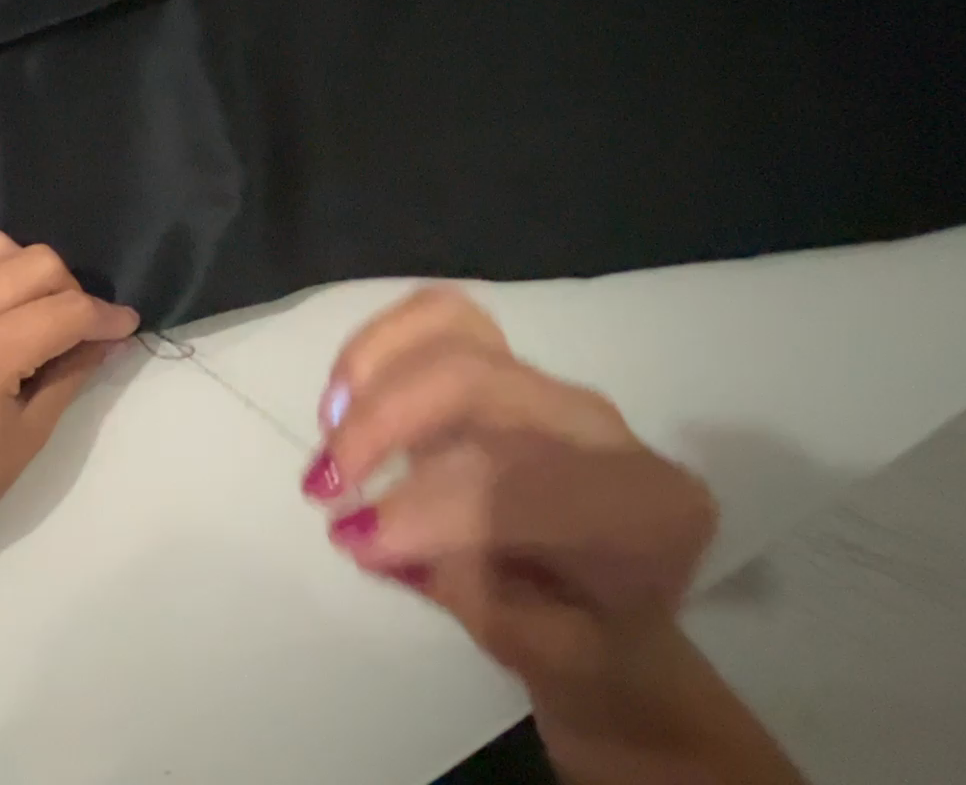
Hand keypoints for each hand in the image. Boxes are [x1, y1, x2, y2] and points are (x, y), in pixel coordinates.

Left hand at [0, 231, 139, 561]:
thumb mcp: (29, 434)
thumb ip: (72, 373)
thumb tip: (109, 338)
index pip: (66, 311)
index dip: (106, 317)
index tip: (125, 326)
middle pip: (36, 262)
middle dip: (71, 291)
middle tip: (78, 329)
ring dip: (25, 271)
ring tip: (31, 311)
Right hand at [303, 287, 716, 705]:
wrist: (605, 607)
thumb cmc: (576, 636)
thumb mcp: (536, 647)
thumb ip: (459, 586)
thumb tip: (356, 529)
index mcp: (642, 509)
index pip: (519, 481)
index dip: (423, 508)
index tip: (348, 540)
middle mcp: (599, 426)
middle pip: (472, 380)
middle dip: (379, 423)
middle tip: (322, 484)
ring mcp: (546, 384)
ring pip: (448, 322)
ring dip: (367, 366)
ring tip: (328, 427)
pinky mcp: (499, 362)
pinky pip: (432, 319)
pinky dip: (373, 349)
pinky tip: (343, 401)